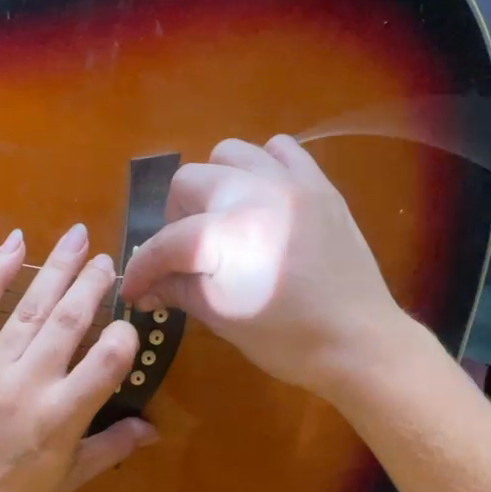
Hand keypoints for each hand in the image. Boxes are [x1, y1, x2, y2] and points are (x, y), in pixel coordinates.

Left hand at [0, 224, 157, 491]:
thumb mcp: (69, 480)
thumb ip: (112, 448)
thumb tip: (153, 428)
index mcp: (63, 417)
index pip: (108, 360)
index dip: (125, 336)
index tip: (130, 326)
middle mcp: (29, 386)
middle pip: (69, 321)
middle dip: (93, 285)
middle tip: (108, 260)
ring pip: (28, 309)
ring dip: (56, 269)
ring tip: (78, 237)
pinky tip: (13, 244)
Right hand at [119, 135, 439, 398]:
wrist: (356, 341)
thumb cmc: (285, 341)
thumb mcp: (222, 319)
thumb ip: (180, 291)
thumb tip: (147, 288)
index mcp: (227, 236)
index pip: (165, 242)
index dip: (142, 269)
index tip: (134, 291)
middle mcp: (253, 194)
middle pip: (188, 182)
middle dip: (174, 220)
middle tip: (182, 257)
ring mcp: (289, 182)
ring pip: (229, 154)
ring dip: (213, 185)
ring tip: (219, 221)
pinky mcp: (317, 183)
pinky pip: (278, 150)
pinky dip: (259, 169)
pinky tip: (259, 202)